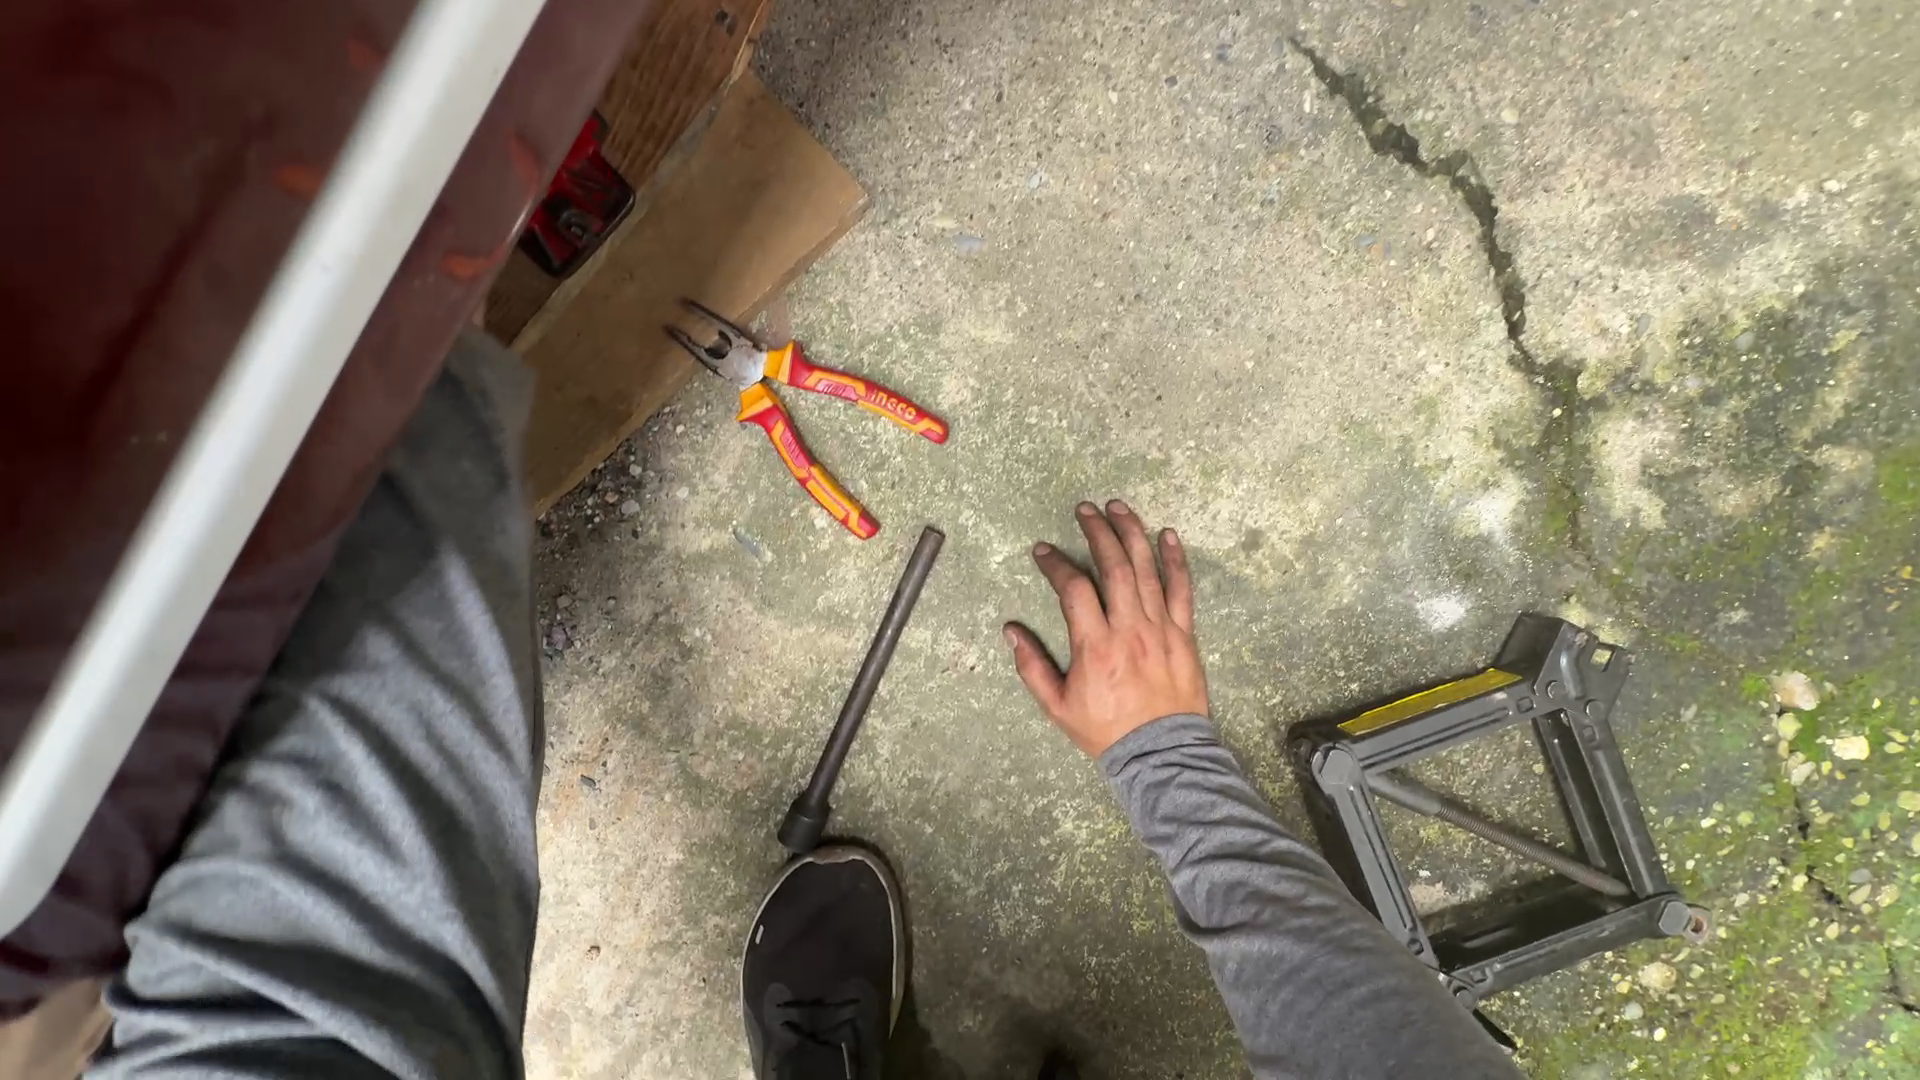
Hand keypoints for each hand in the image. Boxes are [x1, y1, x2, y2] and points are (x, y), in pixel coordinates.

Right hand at [1004, 500, 1208, 756]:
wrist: (1162, 754)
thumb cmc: (1106, 730)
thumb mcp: (1057, 706)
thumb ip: (1032, 666)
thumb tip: (1010, 631)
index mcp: (1096, 645)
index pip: (1074, 590)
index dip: (1055, 565)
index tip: (1042, 551)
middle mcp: (1129, 628)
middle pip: (1114, 567)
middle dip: (1097, 532)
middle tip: (1085, 509)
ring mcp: (1161, 628)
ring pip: (1147, 570)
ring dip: (1132, 534)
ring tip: (1118, 508)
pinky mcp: (1184, 634)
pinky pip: (1182, 590)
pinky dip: (1175, 561)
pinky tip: (1168, 536)